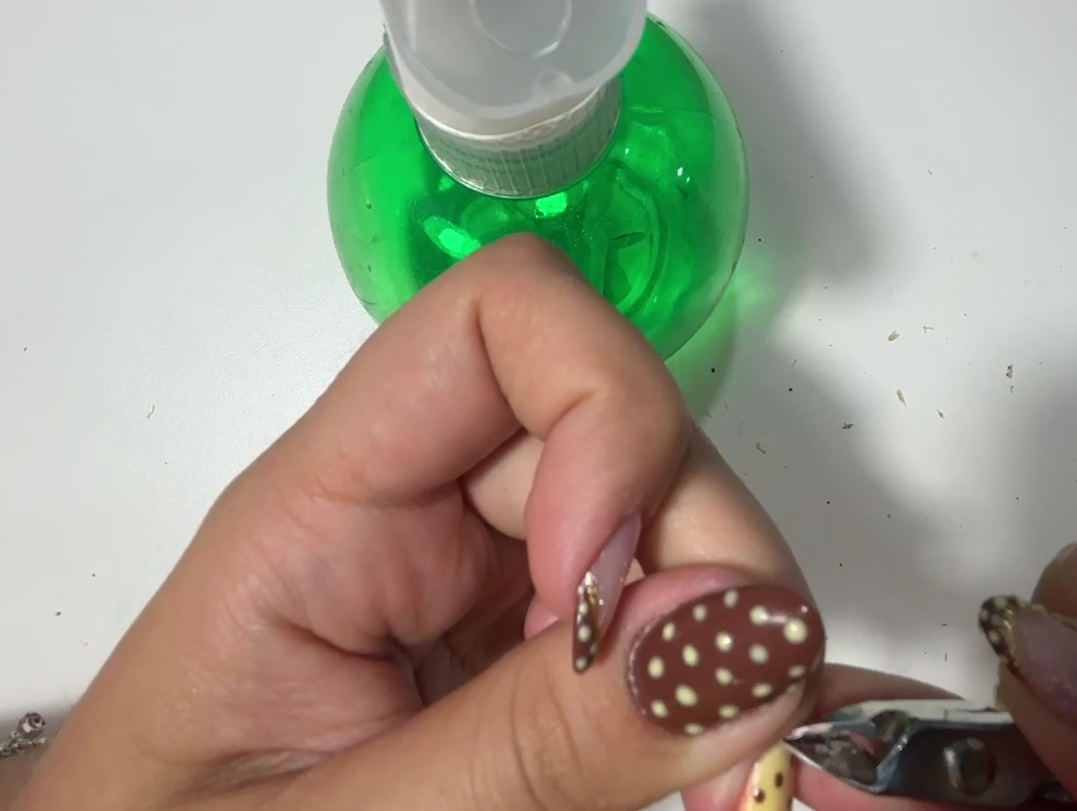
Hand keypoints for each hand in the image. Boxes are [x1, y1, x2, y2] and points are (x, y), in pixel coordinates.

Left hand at [10, 236, 930, 810]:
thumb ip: (528, 743)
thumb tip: (747, 632)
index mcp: (329, 498)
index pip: (499, 312)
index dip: (599, 402)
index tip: (606, 585)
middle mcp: (430, 497)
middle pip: (619, 414)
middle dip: (699, 545)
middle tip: (719, 738)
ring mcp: (496, 559)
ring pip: (668, 502)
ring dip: (723, 624)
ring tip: (707, 775)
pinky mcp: (542, 625)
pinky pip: (668, 591)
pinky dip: (720, 664)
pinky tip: (712, 757)